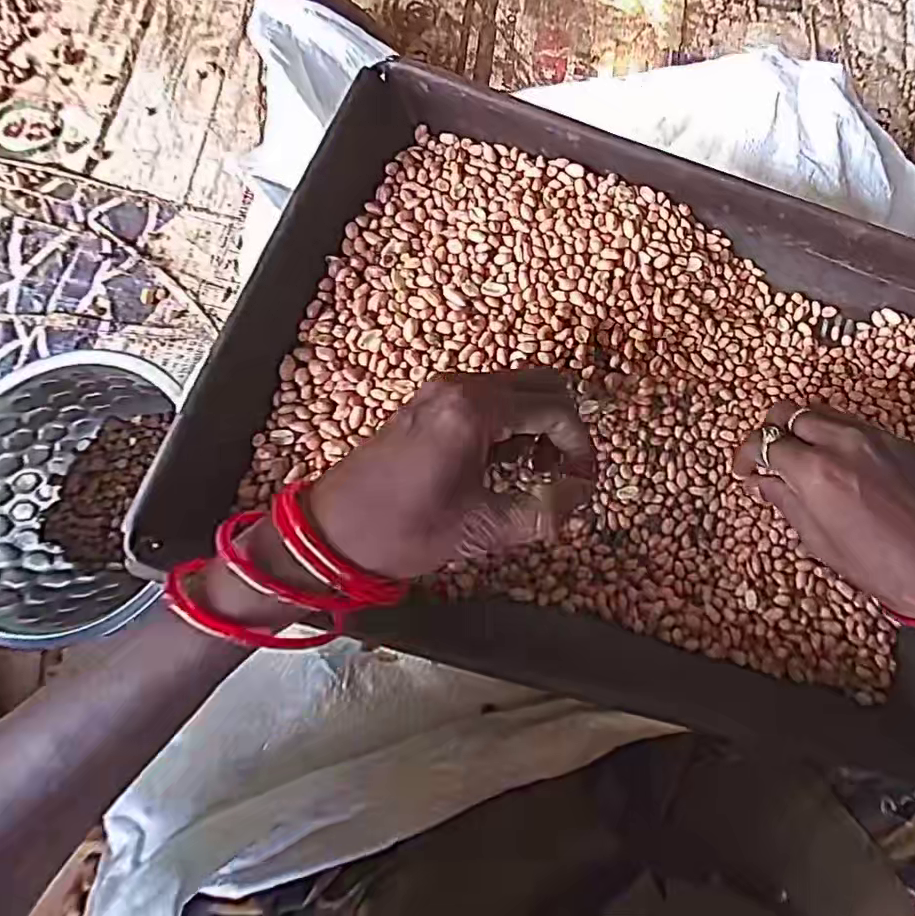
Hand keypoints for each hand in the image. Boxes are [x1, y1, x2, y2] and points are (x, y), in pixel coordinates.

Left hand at [305, 368, 596, 580]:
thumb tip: (584, 494)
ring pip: (516, 387)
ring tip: (534, 469)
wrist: (330, 531)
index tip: (585, 479)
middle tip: (562, 470)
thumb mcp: (481, 529)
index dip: (580, 444)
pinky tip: (504, 460)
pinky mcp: (430, 401)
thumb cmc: (402, 530)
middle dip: (563, 426)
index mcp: (474, 409)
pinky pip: (489, 396)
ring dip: (537, 422)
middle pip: (541, 384)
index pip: (554, 409)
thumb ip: (544, 511)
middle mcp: (459, 385)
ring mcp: (441, 389)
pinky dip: (510, 420)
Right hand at [730, 401, 914, 619]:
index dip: (747, 454)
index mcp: (817, 471)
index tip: (745, 468)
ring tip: (801, 460)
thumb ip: (784, 499)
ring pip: (821, 412)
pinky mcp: (899, 443)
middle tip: (768, 458)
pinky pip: (853, 425)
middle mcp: (844, 443)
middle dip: (770, 431)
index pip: (765, 441)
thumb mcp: (817, 539)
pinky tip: (837, 465)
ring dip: (801, 429)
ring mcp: (875, 438)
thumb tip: (761, 481)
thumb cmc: (881, 569)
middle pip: (789, 411)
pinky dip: (834, 436)